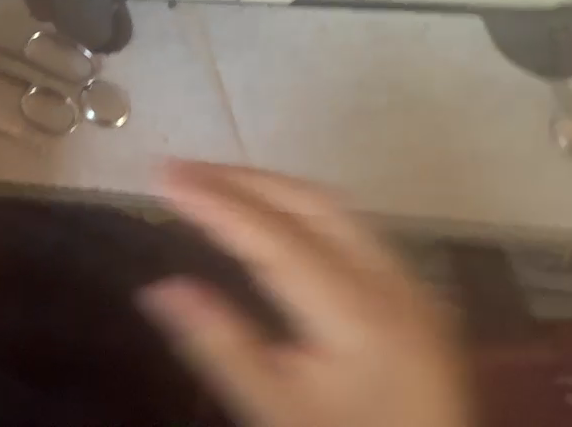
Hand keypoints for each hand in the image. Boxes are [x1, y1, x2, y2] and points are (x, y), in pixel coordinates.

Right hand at [139, 162, 470, 426]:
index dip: (213, 199)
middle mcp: (392, 288)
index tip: (160, 175)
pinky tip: (265, 210)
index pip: (273, 235)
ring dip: (265, 185)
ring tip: (209, 179)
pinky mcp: (412, 297)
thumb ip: (222, 346)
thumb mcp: (276, 410)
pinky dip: (295, 203)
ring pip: (332, 208)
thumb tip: (159, 287)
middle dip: (237, 179)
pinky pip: (349, 225)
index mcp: (359, 315)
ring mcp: (410, 289)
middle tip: (176, 169)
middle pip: (309, 204)